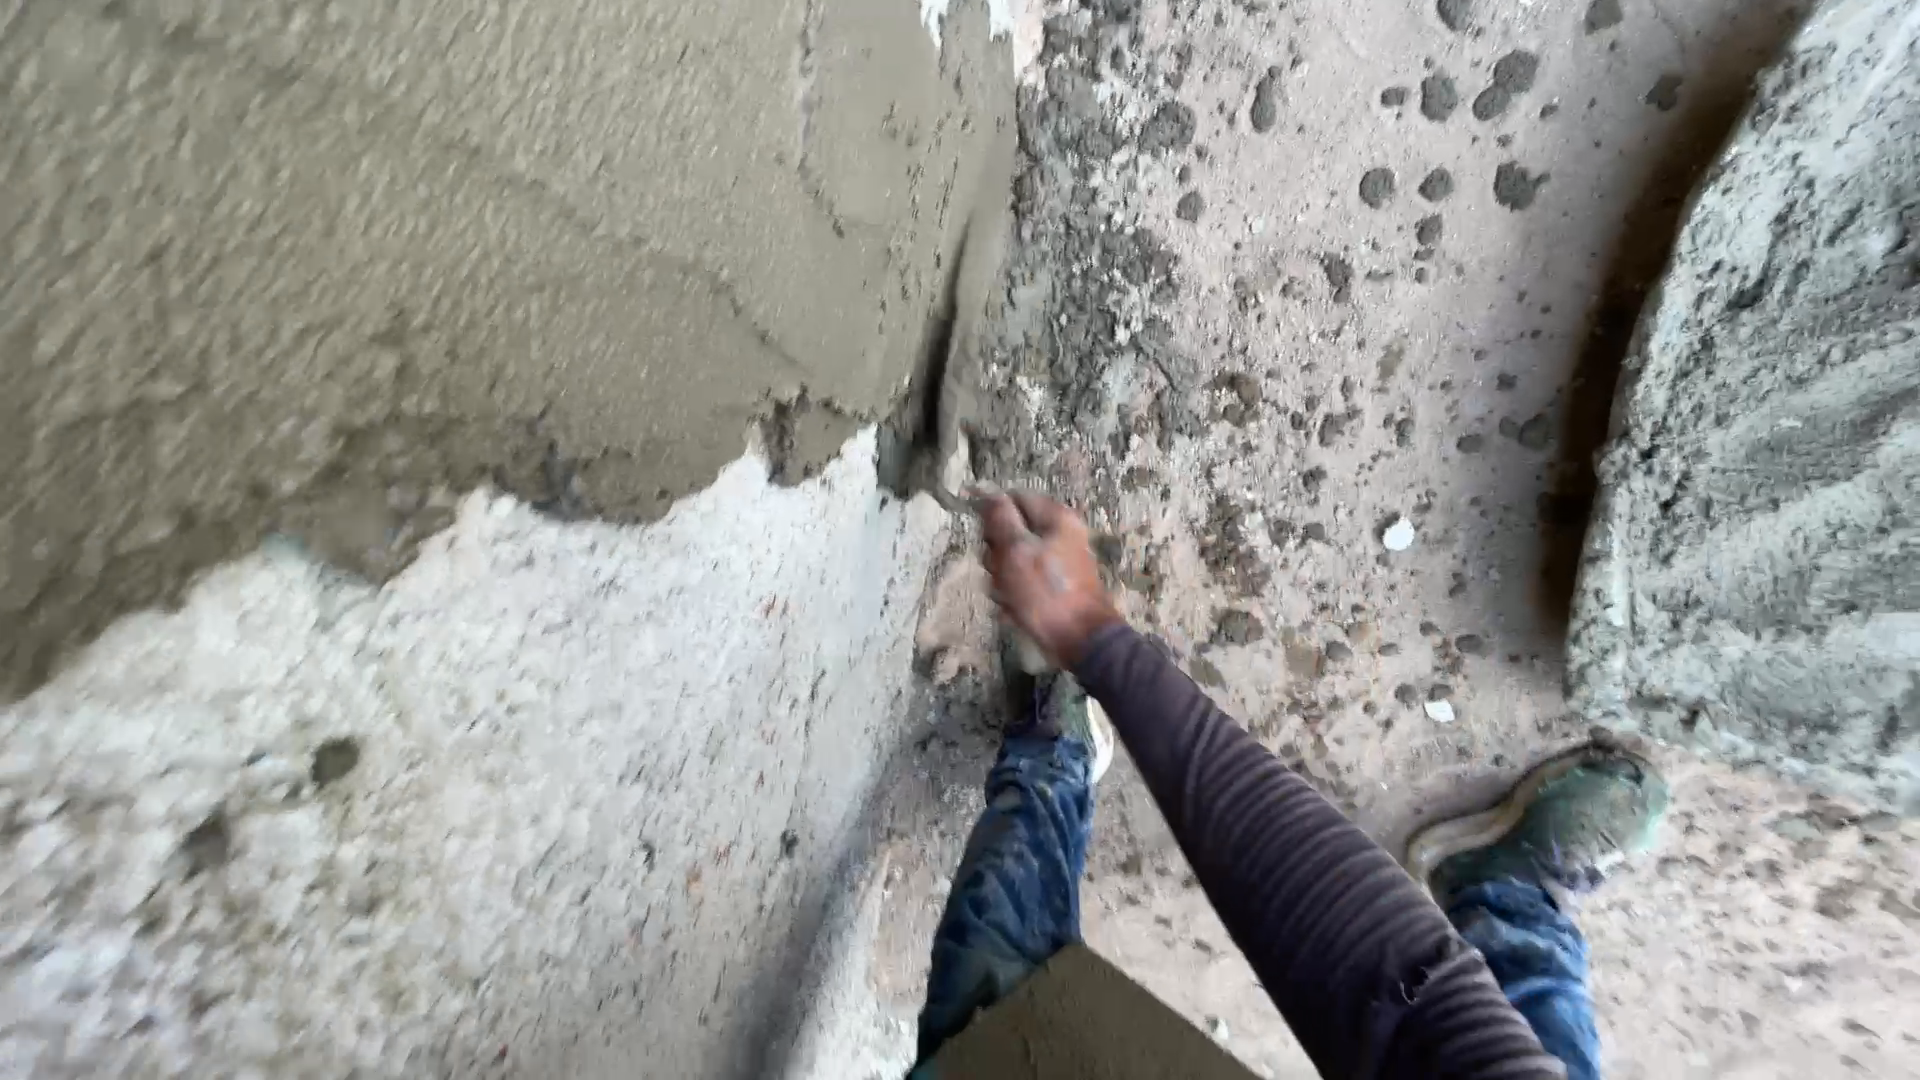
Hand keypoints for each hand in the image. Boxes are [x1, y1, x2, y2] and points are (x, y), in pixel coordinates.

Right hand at [975, 491, 1122, 668]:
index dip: (992, 517)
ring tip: (1010, 595)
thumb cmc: (1046, 594)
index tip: (985, 539)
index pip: (1012, 498)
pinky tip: (1016, 608)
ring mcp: (1057, 559)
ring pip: (1012, 558)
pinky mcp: (1053, 584)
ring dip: (1003, 578)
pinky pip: (1023, 580)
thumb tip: (987, 492)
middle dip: (997, 555)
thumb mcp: (1016, 551)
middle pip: (1010, 531)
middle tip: (1002, 573)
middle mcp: (1058, 533)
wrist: (1080, 640)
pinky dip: (1014, 593)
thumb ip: (1000, 518)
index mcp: (1054, 517)